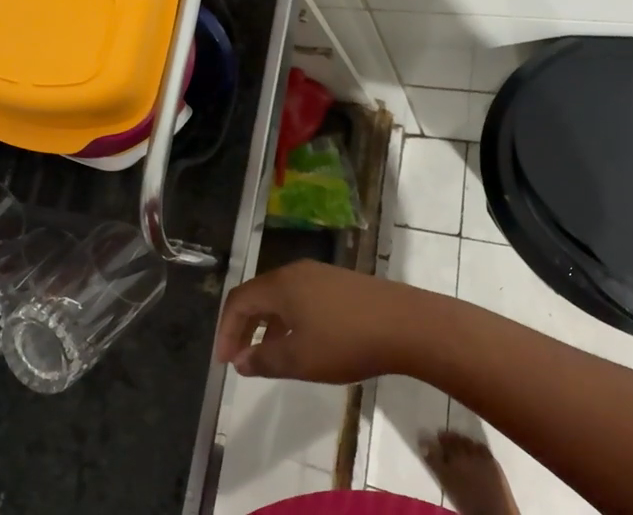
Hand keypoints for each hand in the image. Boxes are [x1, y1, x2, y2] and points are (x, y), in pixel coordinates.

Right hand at [213, 261, 437, 383]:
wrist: (407, 324)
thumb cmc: (347, 342)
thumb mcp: (300, 359)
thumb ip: (265, 360)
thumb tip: (240, 360)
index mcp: (280, 285)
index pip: (238, 300)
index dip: (226, 330)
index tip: (224, 361)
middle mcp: (297, 272)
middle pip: (258, 295)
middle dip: (244, 327)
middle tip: (240, 358)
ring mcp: (322, 275)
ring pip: (282, 297)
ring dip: (268, 325)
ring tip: (269, 356)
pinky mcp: (342, 284)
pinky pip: (302, 298)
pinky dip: (291, 320)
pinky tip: (304, 344)